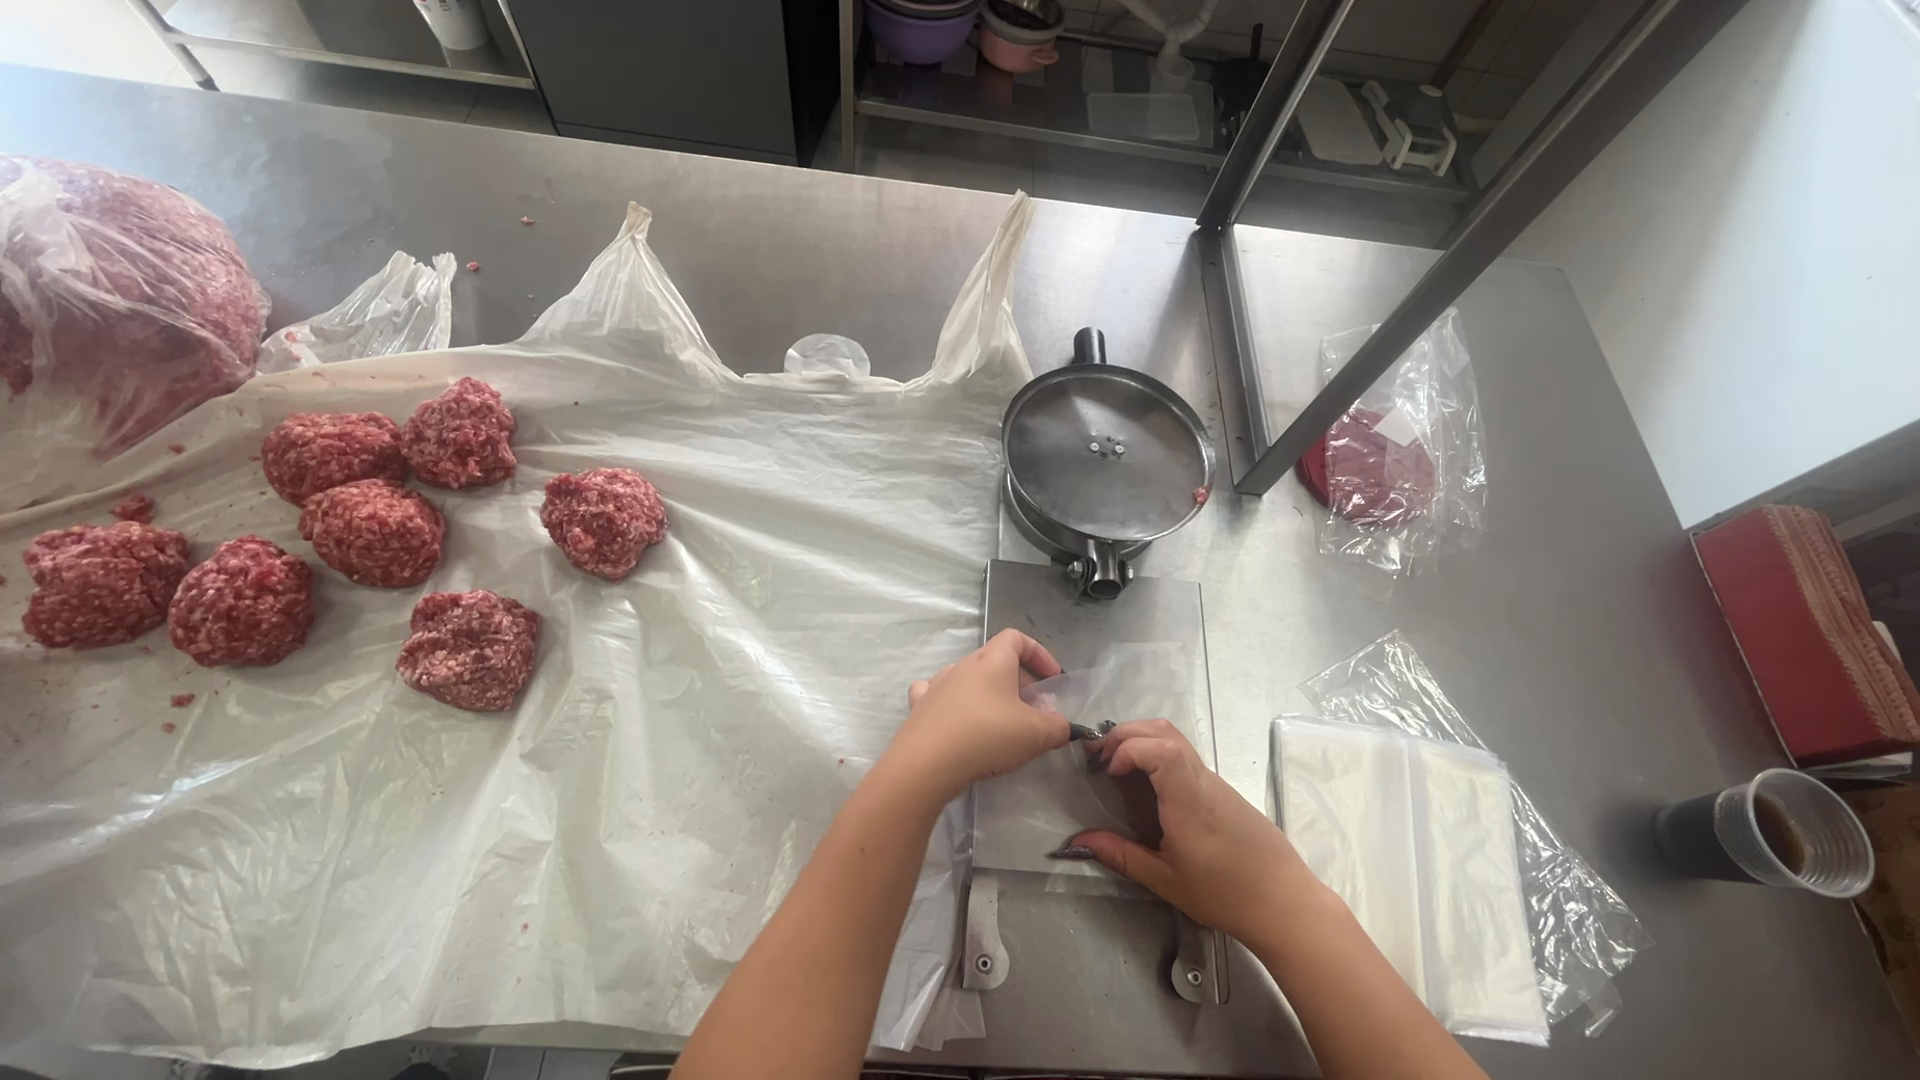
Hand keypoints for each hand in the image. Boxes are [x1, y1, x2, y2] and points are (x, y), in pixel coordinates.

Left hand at [885, 629, 1067, 799]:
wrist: (927, 763)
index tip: (1052, 679)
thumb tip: (1062, 726)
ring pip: (968, 679)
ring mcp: (937, 684)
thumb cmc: (987, 736)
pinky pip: (938, 695)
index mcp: (992, 661)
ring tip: (999, 722)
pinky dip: (952, 703)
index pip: (1017, 638)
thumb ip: (1057, 727)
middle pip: (995, 661)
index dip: (1039, 654)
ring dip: (987, 694)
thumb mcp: (1036, 734)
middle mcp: (963, 665)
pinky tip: (957, 720)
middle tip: (1033, 712)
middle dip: (1019, 683)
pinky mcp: (919, 707)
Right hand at [1069, 719, 1315, 950]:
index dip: (1128, 748)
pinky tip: (1146, 786)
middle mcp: (1202, 780)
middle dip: (1125, 735)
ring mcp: (1215, 782)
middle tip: (1100, 760)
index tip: (1108, 772)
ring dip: (1141, 741)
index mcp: (1188, 799)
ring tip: (1118, 768)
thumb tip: (1078, 841)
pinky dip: (1157, 754)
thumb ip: (1121, 856)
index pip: (1160, 747)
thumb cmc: (1225, 894)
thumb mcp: (1166, 880)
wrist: (1286, 903)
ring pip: (1176, 738)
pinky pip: (1185, 756)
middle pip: (1164, 731)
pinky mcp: (1222, 790)